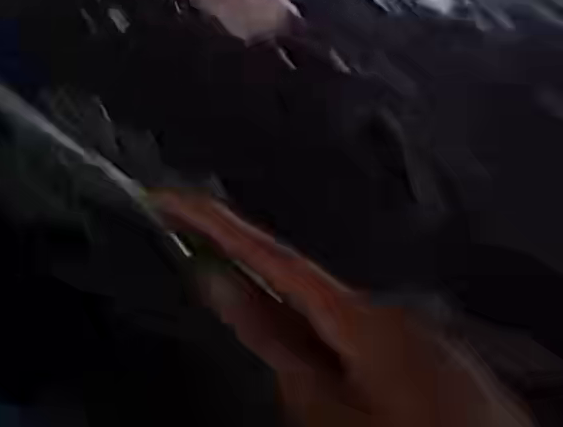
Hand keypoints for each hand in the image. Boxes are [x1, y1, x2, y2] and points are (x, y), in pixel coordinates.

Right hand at [157, 192, 530, 426]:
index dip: (206, 219)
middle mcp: (398, 318)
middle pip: (294, 279)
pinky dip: (306, 332)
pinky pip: (352, 338)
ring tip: (220, 290)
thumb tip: (214, 278)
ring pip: (322, 313)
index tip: (159, 194)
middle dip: (236, 263)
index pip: (266, 250)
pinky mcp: (439, 377)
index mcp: (368, 316)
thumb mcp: (320, 405)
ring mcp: (425, 349)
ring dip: (270, 305)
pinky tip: (282, 338)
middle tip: (178, 240)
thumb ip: (266, 336)